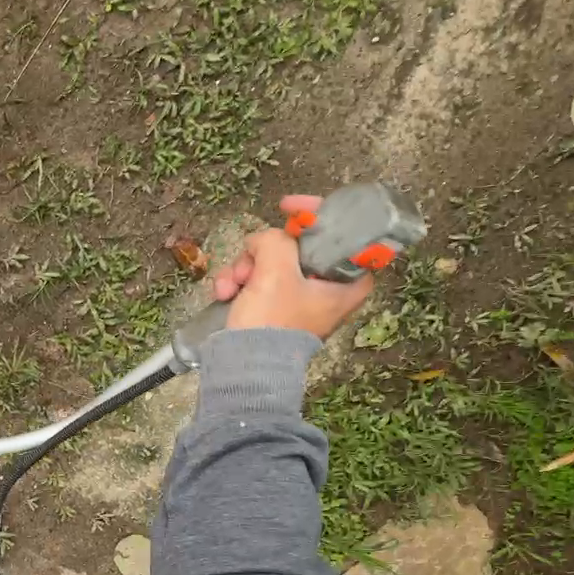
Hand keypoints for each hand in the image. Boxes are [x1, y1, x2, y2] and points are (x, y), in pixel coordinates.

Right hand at [214, 194, 375, 338]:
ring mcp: (299, 298)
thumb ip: (275, 241)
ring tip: (229, 286)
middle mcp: (328, 287)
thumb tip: (263, 240)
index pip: (342, 232)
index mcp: (349, 279)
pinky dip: (237, 283)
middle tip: (247, 265)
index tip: (286, 206)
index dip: (314, 214)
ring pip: (269, 262)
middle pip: (295, 247)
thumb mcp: (275, 273)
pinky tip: (224, 294)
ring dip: (242, 269)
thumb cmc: (271, 322)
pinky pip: (256, 281)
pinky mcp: (273, 308)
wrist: (243, 367)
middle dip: (262, 253)